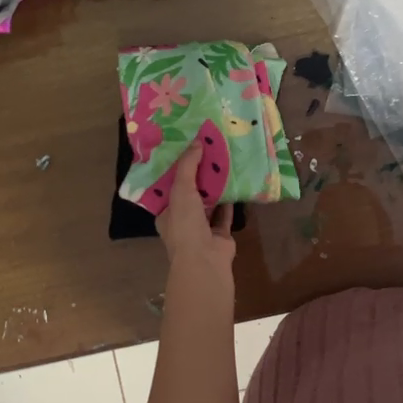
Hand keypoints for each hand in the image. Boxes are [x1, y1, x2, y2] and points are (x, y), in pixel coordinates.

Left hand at [155, 139, 235, 270]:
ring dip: (215, 187)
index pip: (169, 188)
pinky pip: (224, 214)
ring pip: (209, 203)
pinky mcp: (220, 234)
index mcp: (166, 213)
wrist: (204, 259)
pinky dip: (229, 201)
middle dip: (198, 176)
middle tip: (208, 153)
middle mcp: (182, 221)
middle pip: (190, 193)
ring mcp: (201, 229)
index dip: (176, 169)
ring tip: (223, 163)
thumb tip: (197, 142)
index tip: (186, 151)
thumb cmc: (185, 224)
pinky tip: (236, 184)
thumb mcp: (181, 190)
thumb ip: (188, 166)